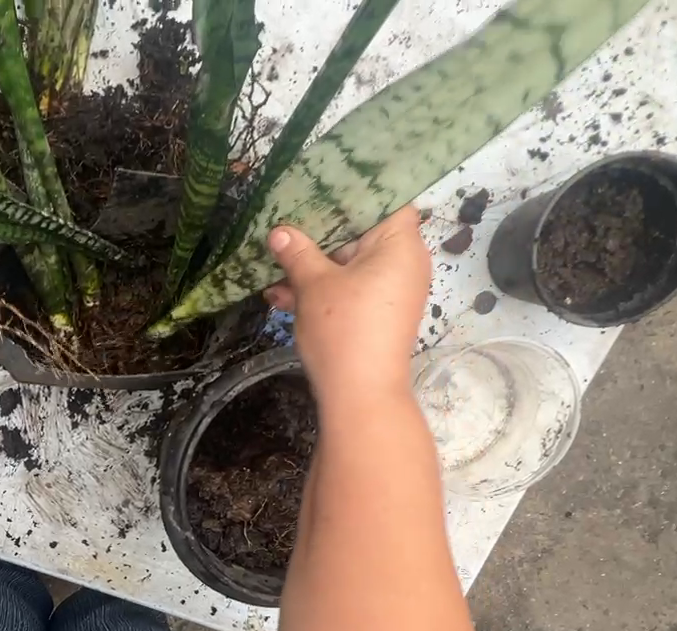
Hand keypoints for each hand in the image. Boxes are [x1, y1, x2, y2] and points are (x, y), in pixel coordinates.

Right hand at [262, 207, 429, 408]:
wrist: (360, 392)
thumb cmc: (344, 329)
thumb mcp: (314, 286)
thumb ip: (297, 254)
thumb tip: (279, 231)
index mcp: (400, 245)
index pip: (385, 203)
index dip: (353, 196)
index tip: (319, 192)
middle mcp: (403, 264)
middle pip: (361, 236)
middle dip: (320, 238)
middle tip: (286, 230)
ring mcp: (390, 292)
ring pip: (348, 268)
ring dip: (312, 270)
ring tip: (274, 272)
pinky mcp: (376, 315)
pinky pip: (348, 292)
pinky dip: (321, 292)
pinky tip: (282, 298)